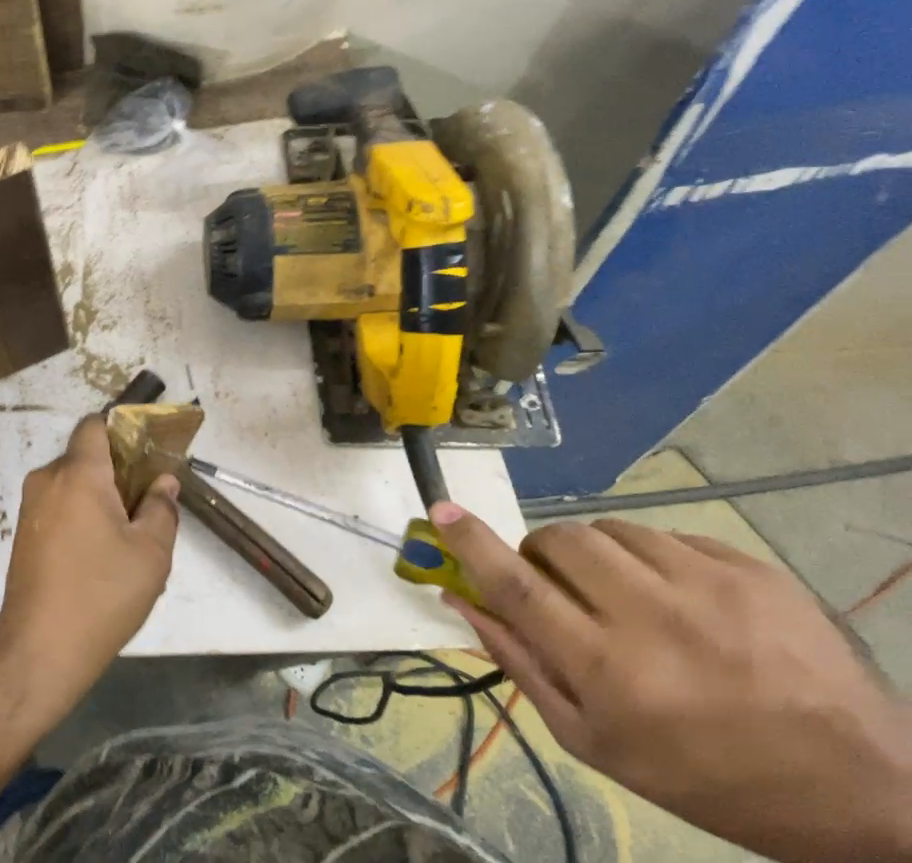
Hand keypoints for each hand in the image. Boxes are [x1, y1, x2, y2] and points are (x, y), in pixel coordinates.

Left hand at [0, 417, 178, 708]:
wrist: (40, 647)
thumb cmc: (101, 595)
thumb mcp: (150, 554)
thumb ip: (161, 509)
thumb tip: (163, 482)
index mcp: (77, 474)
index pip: (94, 425)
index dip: (122, 428)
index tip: (150, 449)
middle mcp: (47, 481)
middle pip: (86, 458)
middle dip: (119, 473)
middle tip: (151, 506)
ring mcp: (31, 508)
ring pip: (74, 486)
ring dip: (102, 500)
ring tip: (132, 541)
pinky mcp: (25, 535)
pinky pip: (60, 509)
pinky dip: (83, 518)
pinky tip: (104, 558)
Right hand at [431, 501, 911, 862]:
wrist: (857, 789)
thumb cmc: (699, 775)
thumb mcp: (590, 739)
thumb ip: (519, 663)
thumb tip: (460, 600)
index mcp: (607, 668)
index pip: (515, 586)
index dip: (470, 544)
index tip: (441, 510)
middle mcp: (653, 617)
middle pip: (559, 542)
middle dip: (539, 552)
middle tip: (552, 582)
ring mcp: (711, 587)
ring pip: (612, 531)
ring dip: (595, 553)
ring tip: (620, 592)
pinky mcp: (755, 572)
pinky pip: (669, 537)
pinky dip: (651, 558)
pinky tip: (675, 598)